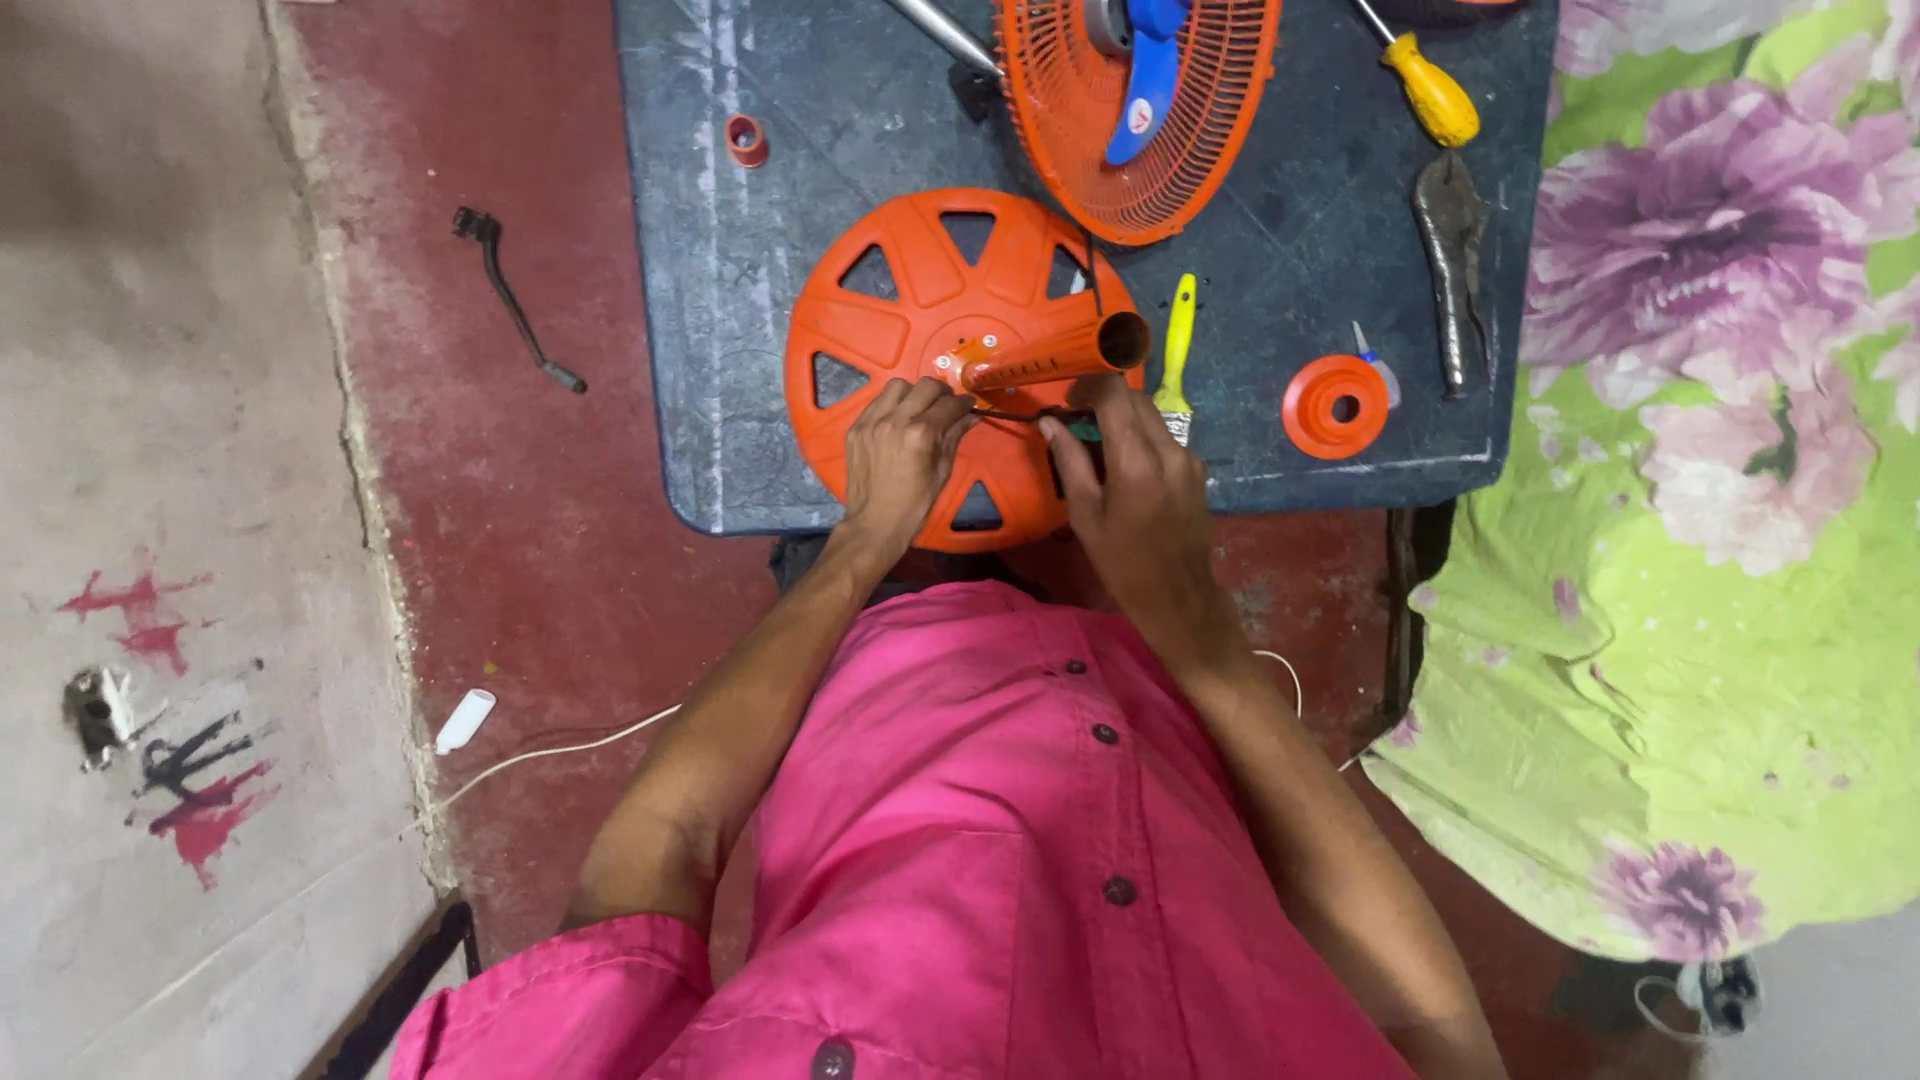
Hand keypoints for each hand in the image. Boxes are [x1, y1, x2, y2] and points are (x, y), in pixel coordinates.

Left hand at [840, 377, 978, 560]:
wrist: (875, 522)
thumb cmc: (915, 503)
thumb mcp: (942, 471)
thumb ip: (954, 437)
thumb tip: (971, 416)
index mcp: (921, 434)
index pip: (949, 404)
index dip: (964, 403)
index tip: (969, 404)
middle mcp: (895, 420)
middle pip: (925, 386)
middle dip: (942, 392)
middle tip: (946, 405)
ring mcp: (871, 422)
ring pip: (897, 386)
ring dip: (914, 393)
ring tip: (918, 408)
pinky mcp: (856, 428)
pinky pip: (876, 402)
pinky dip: (891, 405)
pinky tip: (897, 419)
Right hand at [1039, 375, 1245, 675]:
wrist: (1178, 596)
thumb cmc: (1122, 563)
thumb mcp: (1086, 515)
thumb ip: (1069, 462)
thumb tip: (1050, 422)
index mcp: (1136, 463)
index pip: (1115, 394)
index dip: (1087, 386)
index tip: (1068, 401)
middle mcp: (1169, 451)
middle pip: (1135, 399)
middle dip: (1104, 399)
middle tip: (1076, 418)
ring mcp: (1189, 459)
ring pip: (1152, 416)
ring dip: (1123, 418)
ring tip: (1098, 443)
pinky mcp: (1197, 469)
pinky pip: (1165, 438)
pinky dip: (1141, 437)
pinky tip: (1125, 465)